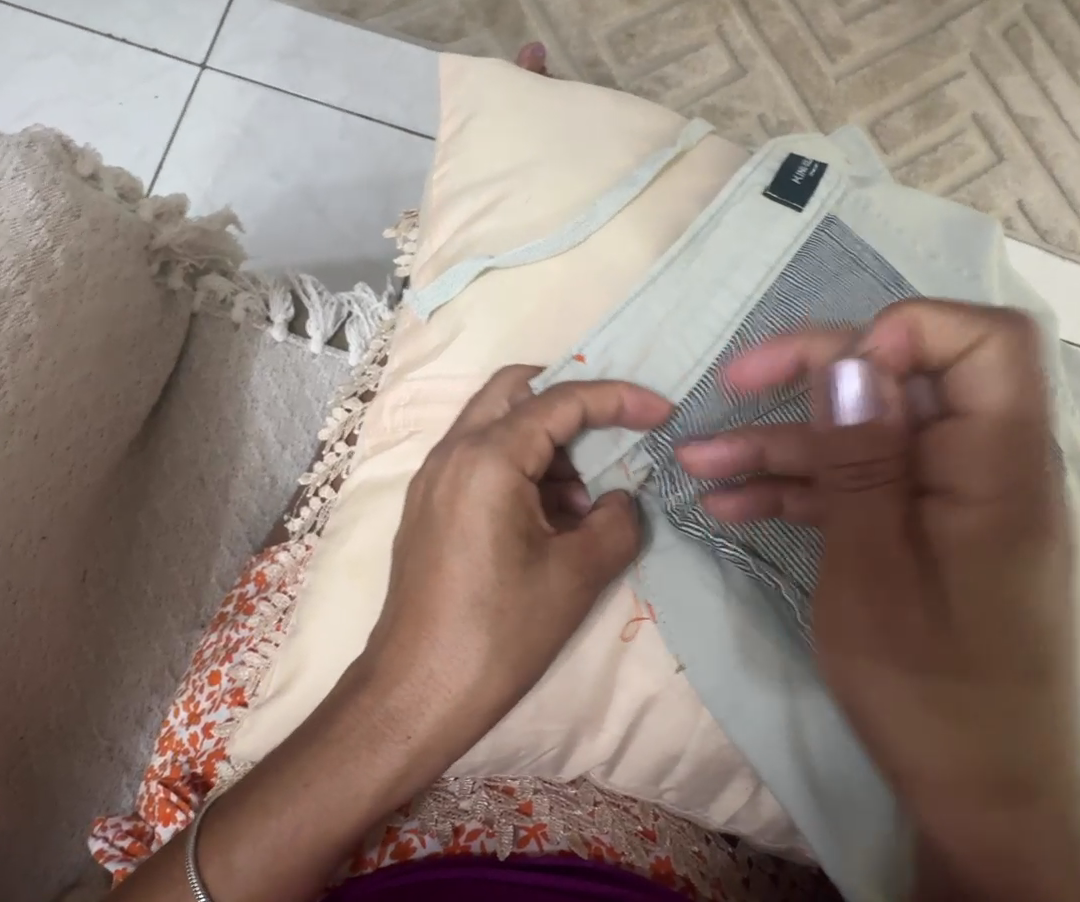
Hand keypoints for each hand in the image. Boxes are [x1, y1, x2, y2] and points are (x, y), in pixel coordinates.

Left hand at [109, 368, 668, 901]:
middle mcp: (451, 451)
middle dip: (570, 401)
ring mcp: (432, 477)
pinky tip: (548, 519)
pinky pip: (478, 457)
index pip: (560, 398)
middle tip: (614, 434)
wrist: (416, 690)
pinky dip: (519, 465)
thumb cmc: (499, 632)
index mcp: (486, 457)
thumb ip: (618, 520)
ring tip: (582, 501)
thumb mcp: (577, 576)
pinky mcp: (428, 504)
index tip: (663, 411)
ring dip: (544, 440)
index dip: (618, 397)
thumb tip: (623, 496)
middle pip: (514, 388)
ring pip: (494, 423)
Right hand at [677, 300, 1079, 900]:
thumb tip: (851, 356)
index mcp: (997, 463)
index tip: (829, 368)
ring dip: (778, 443)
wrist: (974, 796)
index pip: (982, 341)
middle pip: (899, 380)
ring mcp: (947, 501)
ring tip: (695, 461)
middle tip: (731, 384)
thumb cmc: (928, 686)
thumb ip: (862, 455)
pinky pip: (856, 487)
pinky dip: (795, 490)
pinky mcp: (919, 533)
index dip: (903, 329)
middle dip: (808, 376)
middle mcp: (981, 467)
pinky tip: (729, 505)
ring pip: (861, 438)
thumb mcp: (873, 565)